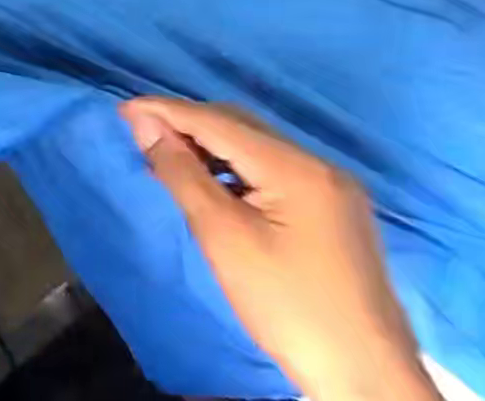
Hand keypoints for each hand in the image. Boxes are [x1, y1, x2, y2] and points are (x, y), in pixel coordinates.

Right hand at [120, 97, 442, 400]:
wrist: (365, 379)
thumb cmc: (284, 301)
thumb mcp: (220, 232)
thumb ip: (179, 169)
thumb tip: (142, 121)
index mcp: (296, 169)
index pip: (216, 122)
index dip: (164, 111)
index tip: (119, 110)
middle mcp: (319, 168)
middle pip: (238, 124)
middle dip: (185, 122)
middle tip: (139, 132)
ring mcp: (330, 190)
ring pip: (253, 145)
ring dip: (205, 143)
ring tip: (164, 157)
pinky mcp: (330, 212)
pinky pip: (268, 168)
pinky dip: (230, 164)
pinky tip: (206, 181)